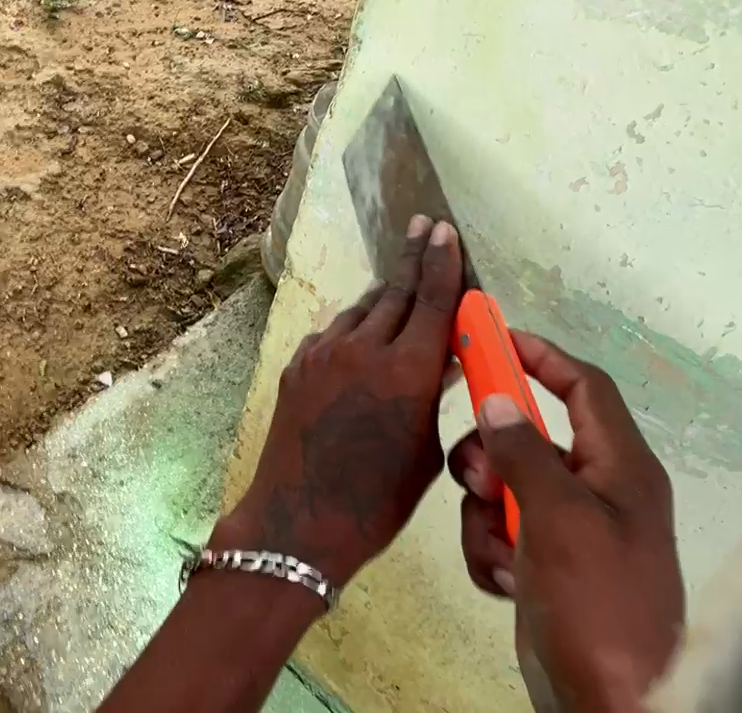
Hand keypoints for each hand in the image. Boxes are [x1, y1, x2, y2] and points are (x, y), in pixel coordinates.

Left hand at [214, 216, 464, 586]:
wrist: (297, 518)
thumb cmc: (377, 500)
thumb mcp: (425, 450)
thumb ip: (431, 395)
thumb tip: (439, 356)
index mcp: (406, 370)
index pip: (432, 300)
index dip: (442, 262)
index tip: (444, 229)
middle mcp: (362, 348)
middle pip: (394, 291)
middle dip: (412, 257)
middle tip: (422, 225)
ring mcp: (322, 353)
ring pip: (360, 309)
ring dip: (382, 293)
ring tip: (398, 278)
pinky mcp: (296, 364)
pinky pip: (332, 333)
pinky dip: (353, 327)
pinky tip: (360, 334)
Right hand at [448, 331, 684, 712]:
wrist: (607, 703)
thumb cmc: (597, 601)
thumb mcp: (557, 516)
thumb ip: (522, 450)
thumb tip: (495, 401)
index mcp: (618, 467)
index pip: (582, 387)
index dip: (539, 355)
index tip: (490, 337)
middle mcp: (593, 489)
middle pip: (525, 435)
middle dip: (491, 455)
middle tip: (476, 476)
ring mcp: (565, 527)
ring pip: (500, 483)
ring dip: (485, 512)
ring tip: (499, 546)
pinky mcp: (539, 560)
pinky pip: (495, 526)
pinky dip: (488, 546)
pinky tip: (503, 577)